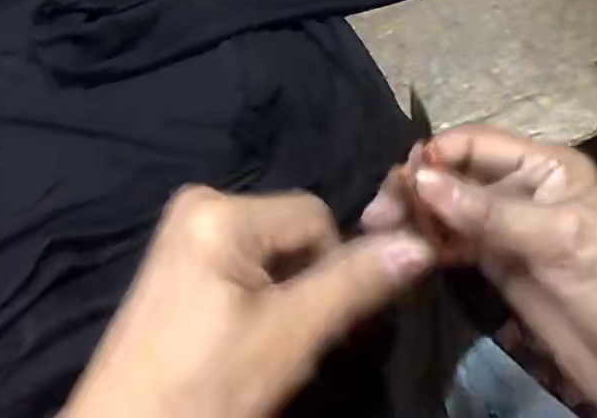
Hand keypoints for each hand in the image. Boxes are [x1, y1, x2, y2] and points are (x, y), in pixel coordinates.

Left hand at [60, 186, 435, 417]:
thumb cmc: (201, 399)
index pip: (315, 217)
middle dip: (303, 282)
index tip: (314, 330)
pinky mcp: (175, 256)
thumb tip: (421, 243)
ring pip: (271, 247)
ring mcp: (182, 228)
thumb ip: (354, 284)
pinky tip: (235, 338)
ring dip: (282, 291)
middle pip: (292, 230)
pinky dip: (256, 293)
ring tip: (257, 346)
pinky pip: (242, 258)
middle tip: (282, 344)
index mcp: (220, 209)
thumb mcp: (287, 341)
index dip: (329, 271)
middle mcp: (198, 200)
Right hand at [362, 127, 596, 417]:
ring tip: (381, 233)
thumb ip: (491, 213)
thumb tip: (421, 178)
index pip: (477, 143)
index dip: (437, 155)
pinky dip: (434, 244)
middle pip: (459, 174)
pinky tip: (411, 252)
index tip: (399, 180)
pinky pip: (461, 244)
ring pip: (454, 209)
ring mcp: (512, 230)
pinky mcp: (505, 268)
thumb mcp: (562, 243)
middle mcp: (524, 188)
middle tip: (378, 214)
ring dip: (420, 216)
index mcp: (546, 166)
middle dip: (420, 185)